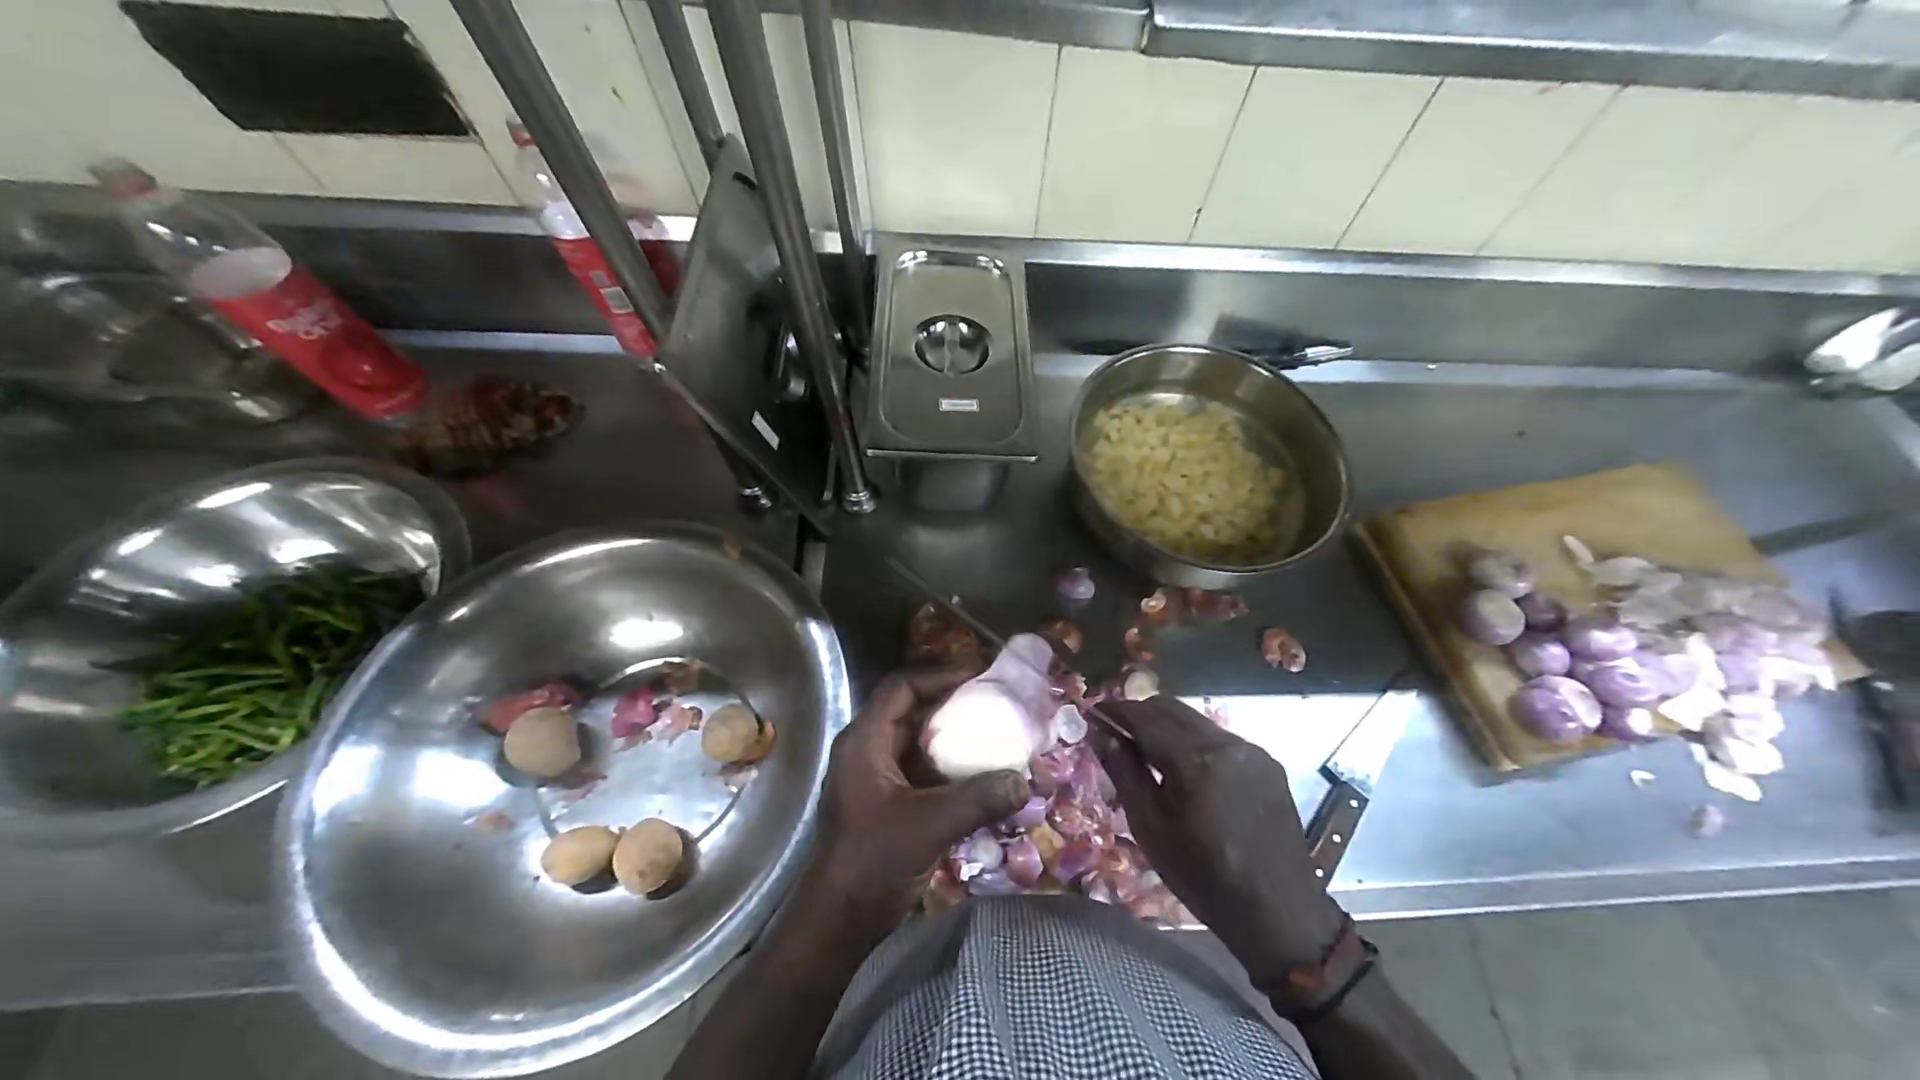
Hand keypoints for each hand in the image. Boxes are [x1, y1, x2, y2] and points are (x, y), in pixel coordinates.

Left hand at [807, 666, 1031, 925]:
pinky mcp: (889, 804)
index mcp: (864, 741)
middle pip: (912, 712)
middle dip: (953, 704)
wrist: (839, 921)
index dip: (940, 675)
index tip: (980, 673)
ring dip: (954, 737)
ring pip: (919, 743)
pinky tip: (982, 774)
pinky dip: (951, 768)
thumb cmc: (872, 862)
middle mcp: (868, 752)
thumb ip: (977, 799)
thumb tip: (1024, 780)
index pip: (902, 688)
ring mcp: (877, 779)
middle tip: (995, 700)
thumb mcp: (928, 825)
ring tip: (996, 731)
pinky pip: (923, 771)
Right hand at [1092, 696, 1344, 992]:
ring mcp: (1251, 751)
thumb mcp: (1150, 828)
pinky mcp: (1268, 763)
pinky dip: (1193, 742)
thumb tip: (1101, 733)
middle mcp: (1226, 743)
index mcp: (1194, 760)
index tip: (1093, 713)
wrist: (1279, 914)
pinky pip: (1219, 739)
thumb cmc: (1203, 877)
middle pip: (1171, 708)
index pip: (1144, 717)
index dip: (1114, 710)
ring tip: (1147, 752)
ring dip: (1166, 726)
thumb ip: (1124, 772)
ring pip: (1196, 720)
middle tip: (1115, 732)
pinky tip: (1185, 770)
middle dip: (1139, 714)